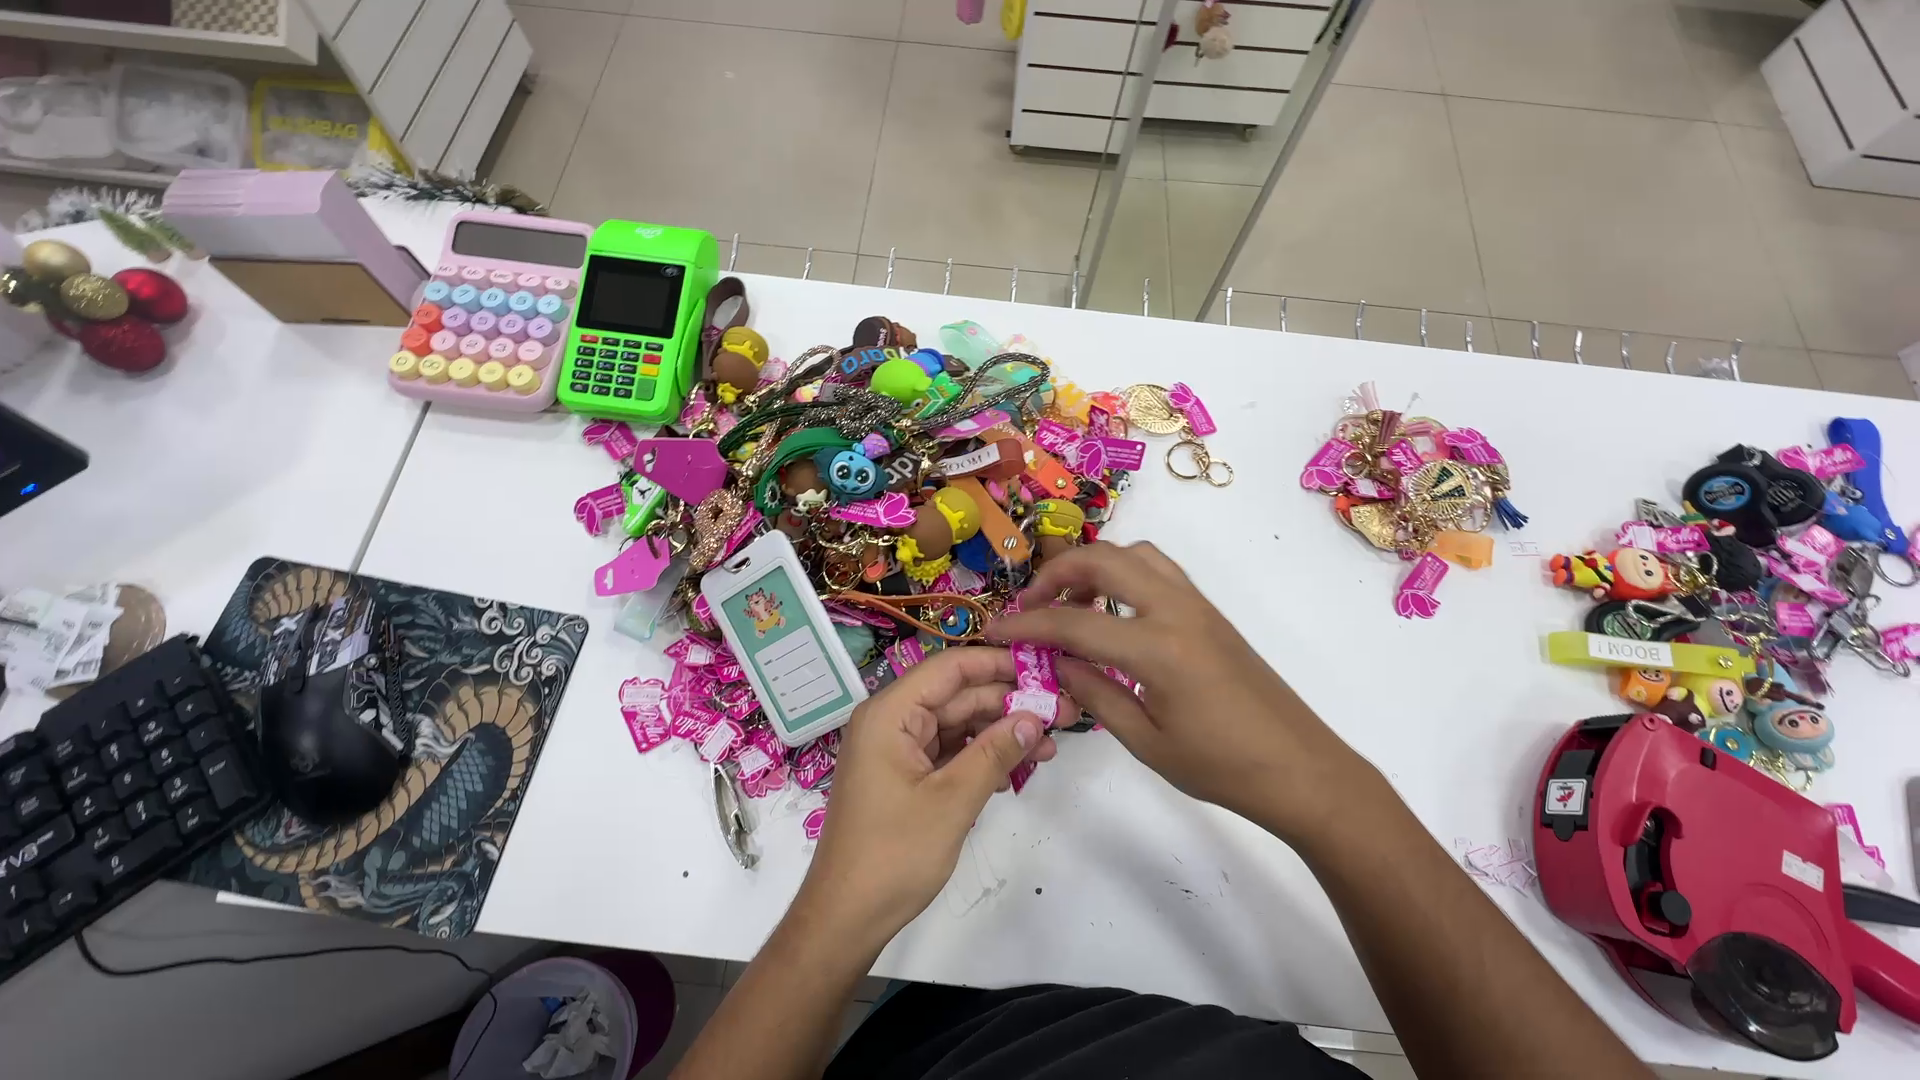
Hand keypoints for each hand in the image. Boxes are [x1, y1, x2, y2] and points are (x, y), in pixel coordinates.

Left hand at [801, 647, 1057, 935]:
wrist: (846, 916)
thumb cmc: (893, 854)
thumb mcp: (952, 800)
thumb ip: (994, 753)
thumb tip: (1034, 717)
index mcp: (890, 713)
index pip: (950, 667)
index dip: (998, 664)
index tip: (1044, 669)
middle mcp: (890, 721)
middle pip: (957, 696)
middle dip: (1008, 704)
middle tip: (1063, 715)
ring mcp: (896, 749)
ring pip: (957, 725)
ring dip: (999, 734)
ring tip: (1048, 748)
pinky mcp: (903, 775)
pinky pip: (948, 752)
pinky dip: (980, 757)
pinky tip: (1014, 772)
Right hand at [986, 542, 1378, 843]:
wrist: (1300, 767)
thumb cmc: (1222, 767)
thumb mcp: (1146, 742)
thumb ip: (1094, 693)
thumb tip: (1055, 661)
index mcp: (1157, 649)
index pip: (1073, 623)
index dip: (1026, 626)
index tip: (994, 631)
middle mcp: (1176, 611)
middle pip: (1102, 560)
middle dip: (1054, 575)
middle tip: (1030, 609)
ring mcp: (1198, 605)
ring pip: (1134, 552)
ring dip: (1093, 566)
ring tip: (1071, 603)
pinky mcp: (1210, 611)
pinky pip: (1158, 569)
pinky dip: (1124, 572)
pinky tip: (1113, 611)